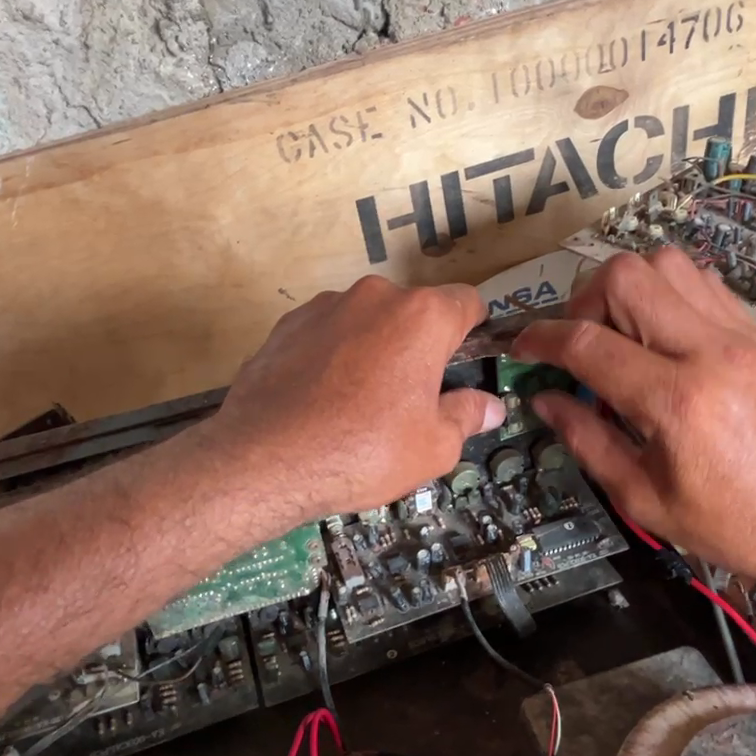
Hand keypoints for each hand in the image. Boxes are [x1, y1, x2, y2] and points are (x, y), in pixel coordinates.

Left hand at [201, 276, 505, 520]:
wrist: (265, 459)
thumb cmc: (364, 452)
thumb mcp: (434, 446)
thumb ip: (467, 416)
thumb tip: (490, 405)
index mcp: (422, 317)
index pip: (467, 302)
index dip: (472, 331)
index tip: (463, 364)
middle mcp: (375, 296)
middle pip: (413, 312)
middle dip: (418, 346)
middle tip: (410, 398)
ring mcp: (325, 306)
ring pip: (367, 320)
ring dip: (373, 348)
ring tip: (357, 403)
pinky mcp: (286, 324)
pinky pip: (326, 333)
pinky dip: (332, 355)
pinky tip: (320, 399)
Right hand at [510, 248, 755, 601]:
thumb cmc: (731, 526)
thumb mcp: (642, 497)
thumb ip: (585, 440)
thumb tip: (543, 399)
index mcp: (676, 400)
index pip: (588, 342)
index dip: (542, 340)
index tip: (523, 349)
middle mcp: (709, 351)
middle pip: (626, 276)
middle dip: (584, 301)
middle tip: (579, 344)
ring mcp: (741, 335)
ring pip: (666, 264)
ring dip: (627, 289)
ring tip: (619, 336)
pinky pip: (702, 282)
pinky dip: (666, 294)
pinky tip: (660, 336)